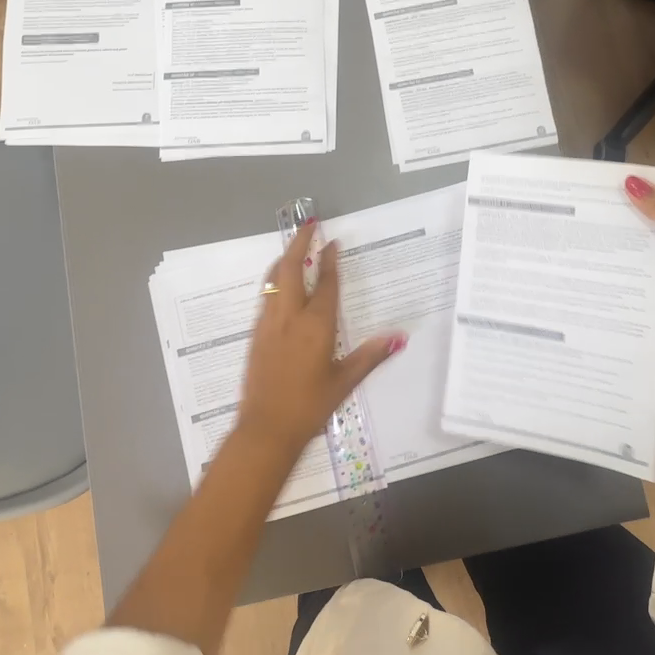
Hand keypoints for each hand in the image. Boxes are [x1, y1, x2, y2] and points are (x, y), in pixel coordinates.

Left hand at [235, 221, 402, 454]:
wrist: (266, 429)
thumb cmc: (310, 406)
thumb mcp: (345, 381)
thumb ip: (371, 355)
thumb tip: (399, 337)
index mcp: (316, 325)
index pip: (326, 283)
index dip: (331, 260)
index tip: (333, 242)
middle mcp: (290, 317)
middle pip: (292, 268)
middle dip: (299, 243)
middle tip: (308, 226)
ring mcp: (268, 324)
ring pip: (274, 280)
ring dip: (284, 260)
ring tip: (294, 249)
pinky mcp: (255, 335)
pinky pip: (266, 297)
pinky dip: (275, 281)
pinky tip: (280, 286)